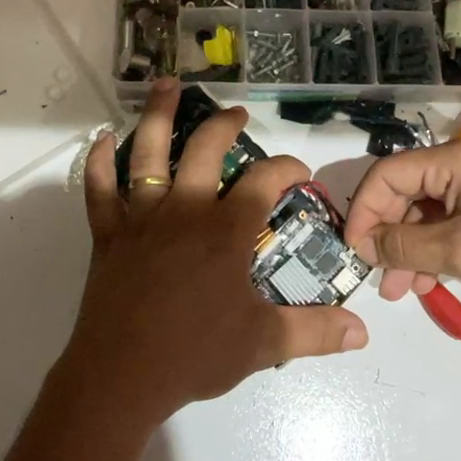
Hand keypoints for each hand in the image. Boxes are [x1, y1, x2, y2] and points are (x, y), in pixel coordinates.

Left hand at [66, 79, 367, 422]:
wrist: (122, 374)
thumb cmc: (196, 354)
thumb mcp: (263, 344)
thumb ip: (314, 331)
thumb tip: (362, 332)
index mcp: (226, 230)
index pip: (266, 180)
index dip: (288, 167)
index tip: (300, 171)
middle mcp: (185, 209)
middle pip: (207, 148)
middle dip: (226, 124)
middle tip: (237, 113)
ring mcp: (142, 217)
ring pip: (148, 152)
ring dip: (157, 115)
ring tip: (166, 86)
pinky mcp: (108, 233)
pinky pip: (99, 189)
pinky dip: (98, 163)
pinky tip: (101, 141)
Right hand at [344, 137, 460, 300]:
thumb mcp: (458, 251)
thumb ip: (405, 247)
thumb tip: (364, 246)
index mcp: (452, 160)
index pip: (387, 174)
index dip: (364, 210)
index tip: (354, 248)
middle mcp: (460, 163)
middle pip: (404, 193)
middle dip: (388, 236)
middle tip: (378, 276)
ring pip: (425, 211)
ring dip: (410, 248)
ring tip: (401, 290)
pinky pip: (447, 218)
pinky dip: (434, 246)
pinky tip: (430, 279)